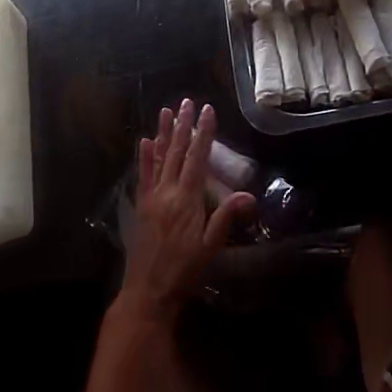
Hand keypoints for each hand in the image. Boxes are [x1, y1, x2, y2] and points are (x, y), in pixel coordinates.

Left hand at [118, 100, 255, 321]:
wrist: (149, 290)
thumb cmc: (185, 269)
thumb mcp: (211, 246)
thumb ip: (226, 217)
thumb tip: (249, 195)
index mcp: (187, 199)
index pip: (198, 158)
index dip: (204, 133)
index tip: (208, 111)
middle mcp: (168, 192)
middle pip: (178, 152)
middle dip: (185, 125)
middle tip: (188, 101)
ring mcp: (152, 197)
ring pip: (160, 158)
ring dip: (165, 133)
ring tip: (167, 111)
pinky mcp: (142, 205)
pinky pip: (144, 176)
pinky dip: (145, 157)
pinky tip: (146, 141)